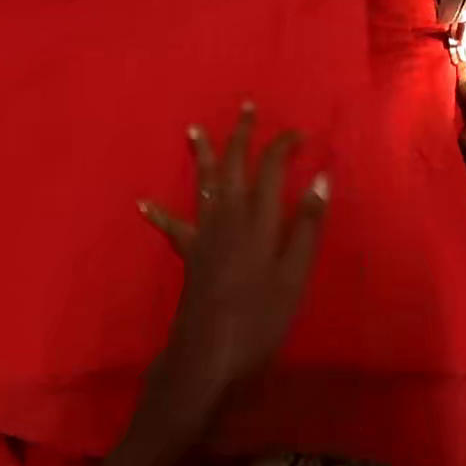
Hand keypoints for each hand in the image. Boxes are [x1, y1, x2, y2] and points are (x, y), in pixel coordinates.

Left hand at [138, 103, 327, 419]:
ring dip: (201, 155)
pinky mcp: (190, 254)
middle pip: (234, 166)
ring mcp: (205, 234)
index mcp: (259, 219)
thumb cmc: (260, 317)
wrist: (207, 359)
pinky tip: (143, 203)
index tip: (299, 133)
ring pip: (204, 185)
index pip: (271, 168)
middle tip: (245, 107)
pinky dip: (159, 214)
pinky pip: (173, 228)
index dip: (283, 146)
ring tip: (193, 130)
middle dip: (241, 135)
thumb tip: (321, 177)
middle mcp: (230, 217)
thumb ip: (309, 224)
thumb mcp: (296, 273)